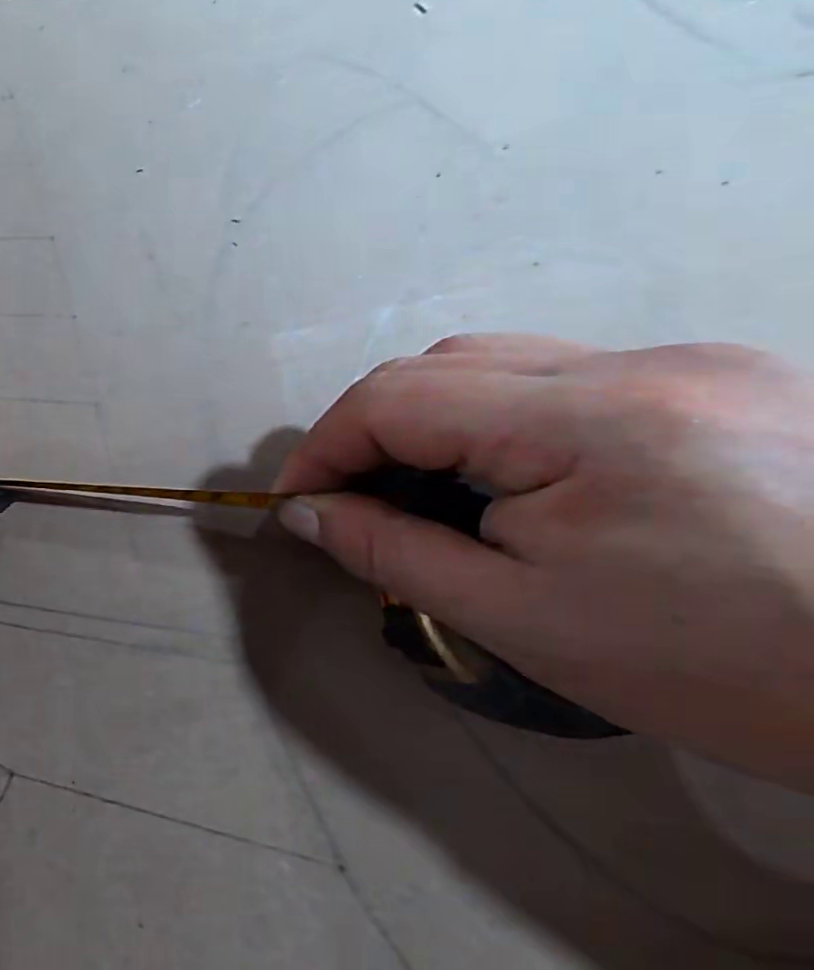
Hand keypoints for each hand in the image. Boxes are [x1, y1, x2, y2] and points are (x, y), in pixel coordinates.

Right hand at [273, 334, 813, 789]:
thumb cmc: (728, 668)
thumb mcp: (520, 618)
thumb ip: (390, 551)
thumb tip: (306, 513)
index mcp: (592, 419)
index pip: (397, 397)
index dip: (325, 446)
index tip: (297, 501)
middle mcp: (647, 364)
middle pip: (444, 363)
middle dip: (371, 427)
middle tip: (352, 496)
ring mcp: (701, 364)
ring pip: (503, 362)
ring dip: (434, 417)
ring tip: (426, 486)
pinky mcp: (734, 382)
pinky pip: (566, 378)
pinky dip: (501, 418)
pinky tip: (517, 476)